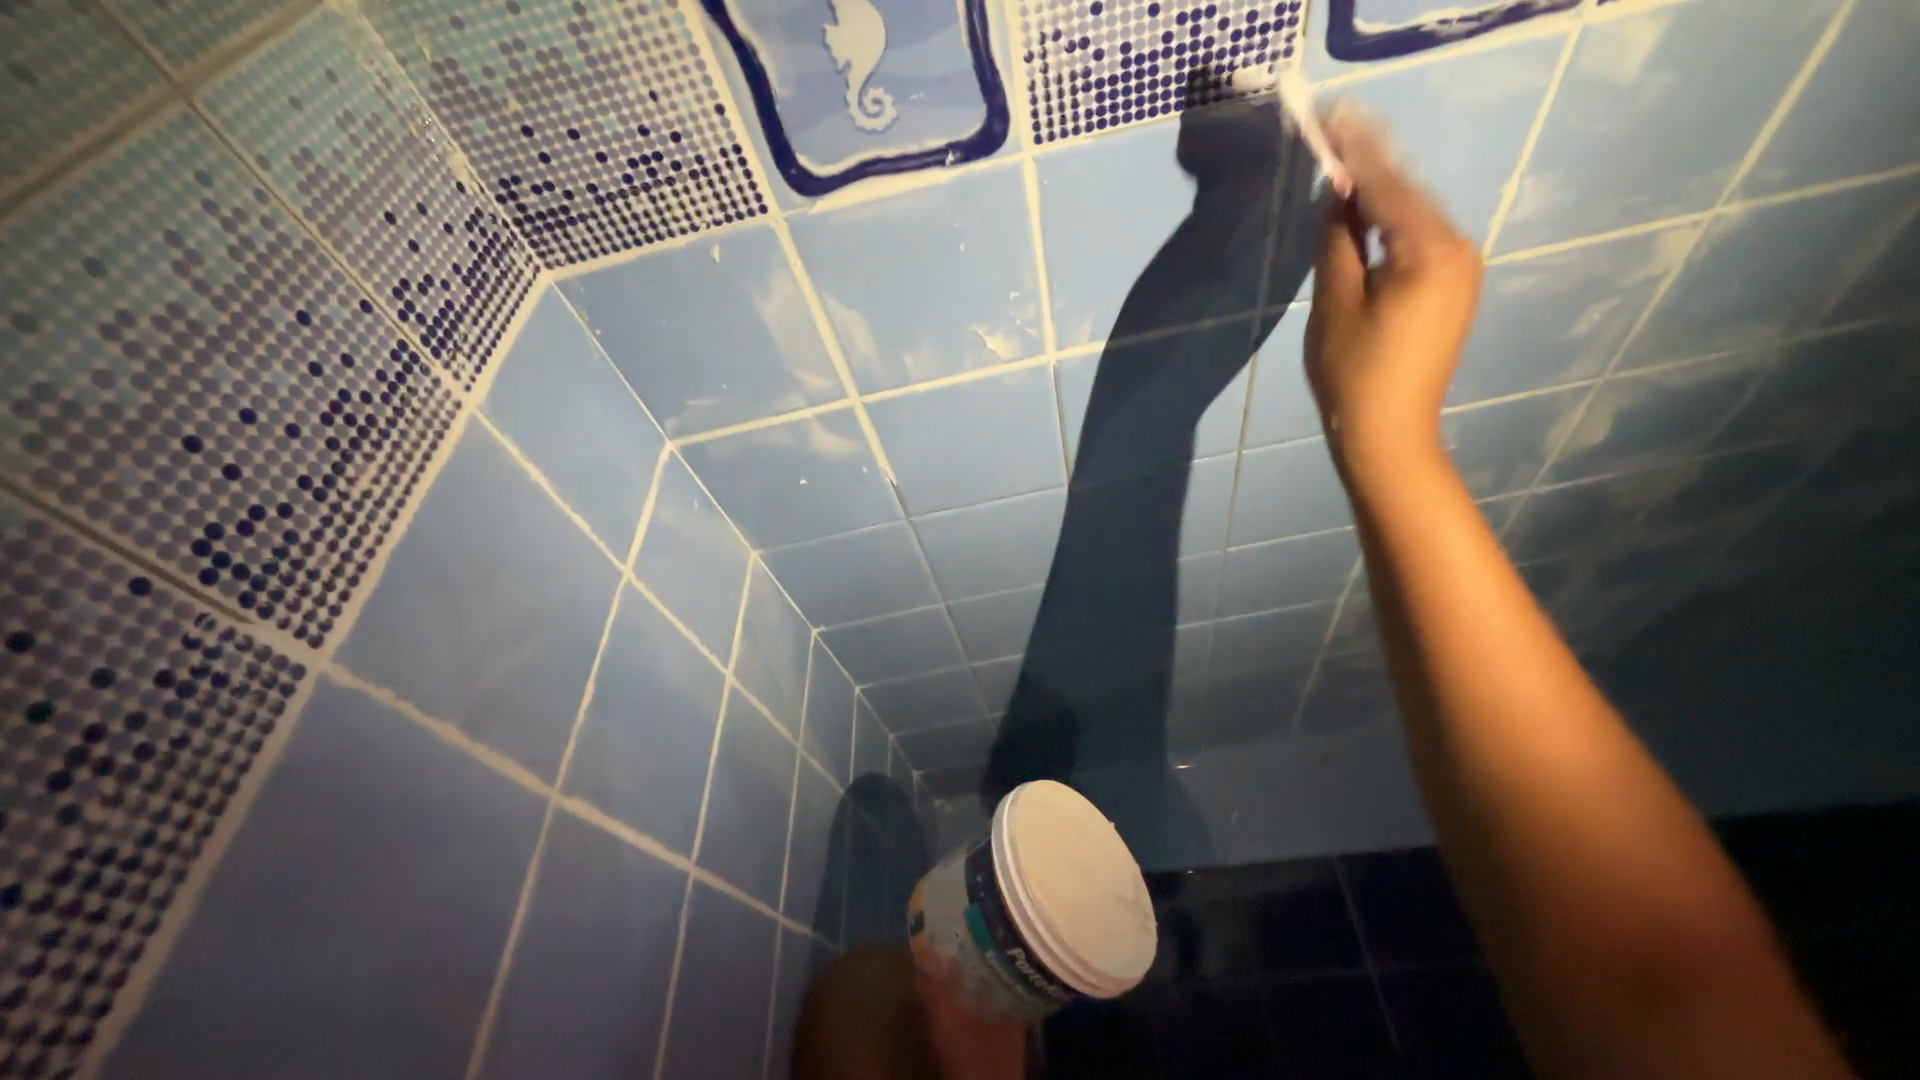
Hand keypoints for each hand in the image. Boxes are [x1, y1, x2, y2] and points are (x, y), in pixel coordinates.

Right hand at [1305, 105, 1482, 475]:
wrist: (1390, 433)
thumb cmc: (1353, 374)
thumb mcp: (1333, 304)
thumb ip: (1336, 240)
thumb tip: (1333, 193)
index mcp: (1429, 251)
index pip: (1385, 185)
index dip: (1354, 151)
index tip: (1332, 115)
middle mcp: (1459, 249)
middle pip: (1406, 193)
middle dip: (1369, 165)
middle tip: (1335, 131)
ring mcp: (1464, 269)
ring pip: (1414, 214)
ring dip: (1379, 193)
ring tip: (1343, 166)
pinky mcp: (1457, 287)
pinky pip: (1421, 239)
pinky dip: (1392, 223)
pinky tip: (1365, 213)